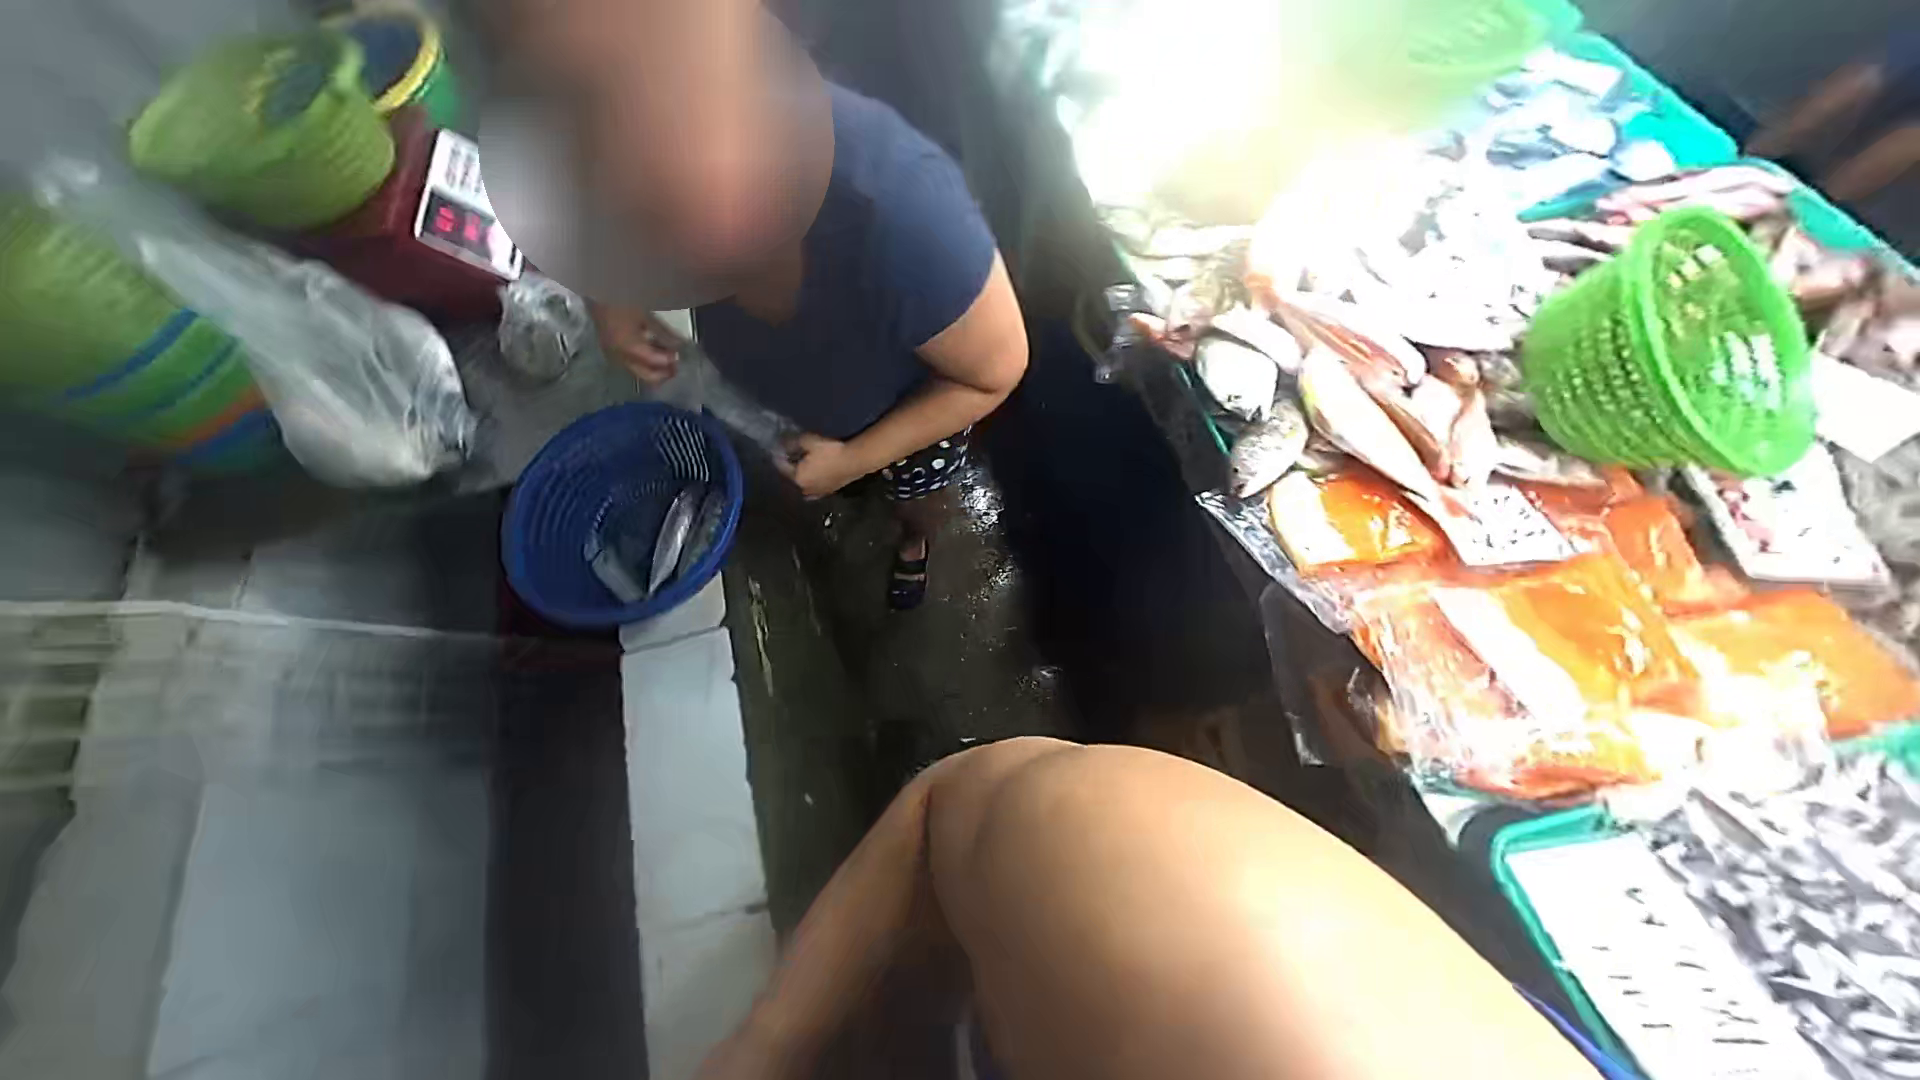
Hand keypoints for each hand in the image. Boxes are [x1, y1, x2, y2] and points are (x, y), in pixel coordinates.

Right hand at [590, 301, 683, 385]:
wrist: (596, 293)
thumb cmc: (622, 301)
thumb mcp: (646, 316)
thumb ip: (664, 333)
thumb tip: (680, 345)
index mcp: (629, 348)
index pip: (655, 362)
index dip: (670, 360)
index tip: (680, 355)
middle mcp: (621, 357)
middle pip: (647, 376)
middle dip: (664, 373)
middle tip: (676, 365)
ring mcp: (614, 356)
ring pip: (640, 372)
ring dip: (655, 368)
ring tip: (667, 357)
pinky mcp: (611, 352)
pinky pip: (631, 363)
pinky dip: (644, 362)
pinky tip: (653, 351)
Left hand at [777, 432, 865, 498]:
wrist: (855, 460)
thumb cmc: (830, 451)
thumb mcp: (808, 441)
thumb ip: (792, 443)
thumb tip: (782, 444)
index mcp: (797, 478)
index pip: (782, 466)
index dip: (779, 454)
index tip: (779, 445)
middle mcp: (805, 489)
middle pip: (793, 475)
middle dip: (792, 464)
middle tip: (794, 452)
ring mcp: (819, 492)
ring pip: (805, 482)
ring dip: (804, 473)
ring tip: (806, 461)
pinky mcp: (830, 491)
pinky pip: (816, 486)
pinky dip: (814, 480)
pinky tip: (816, 474)